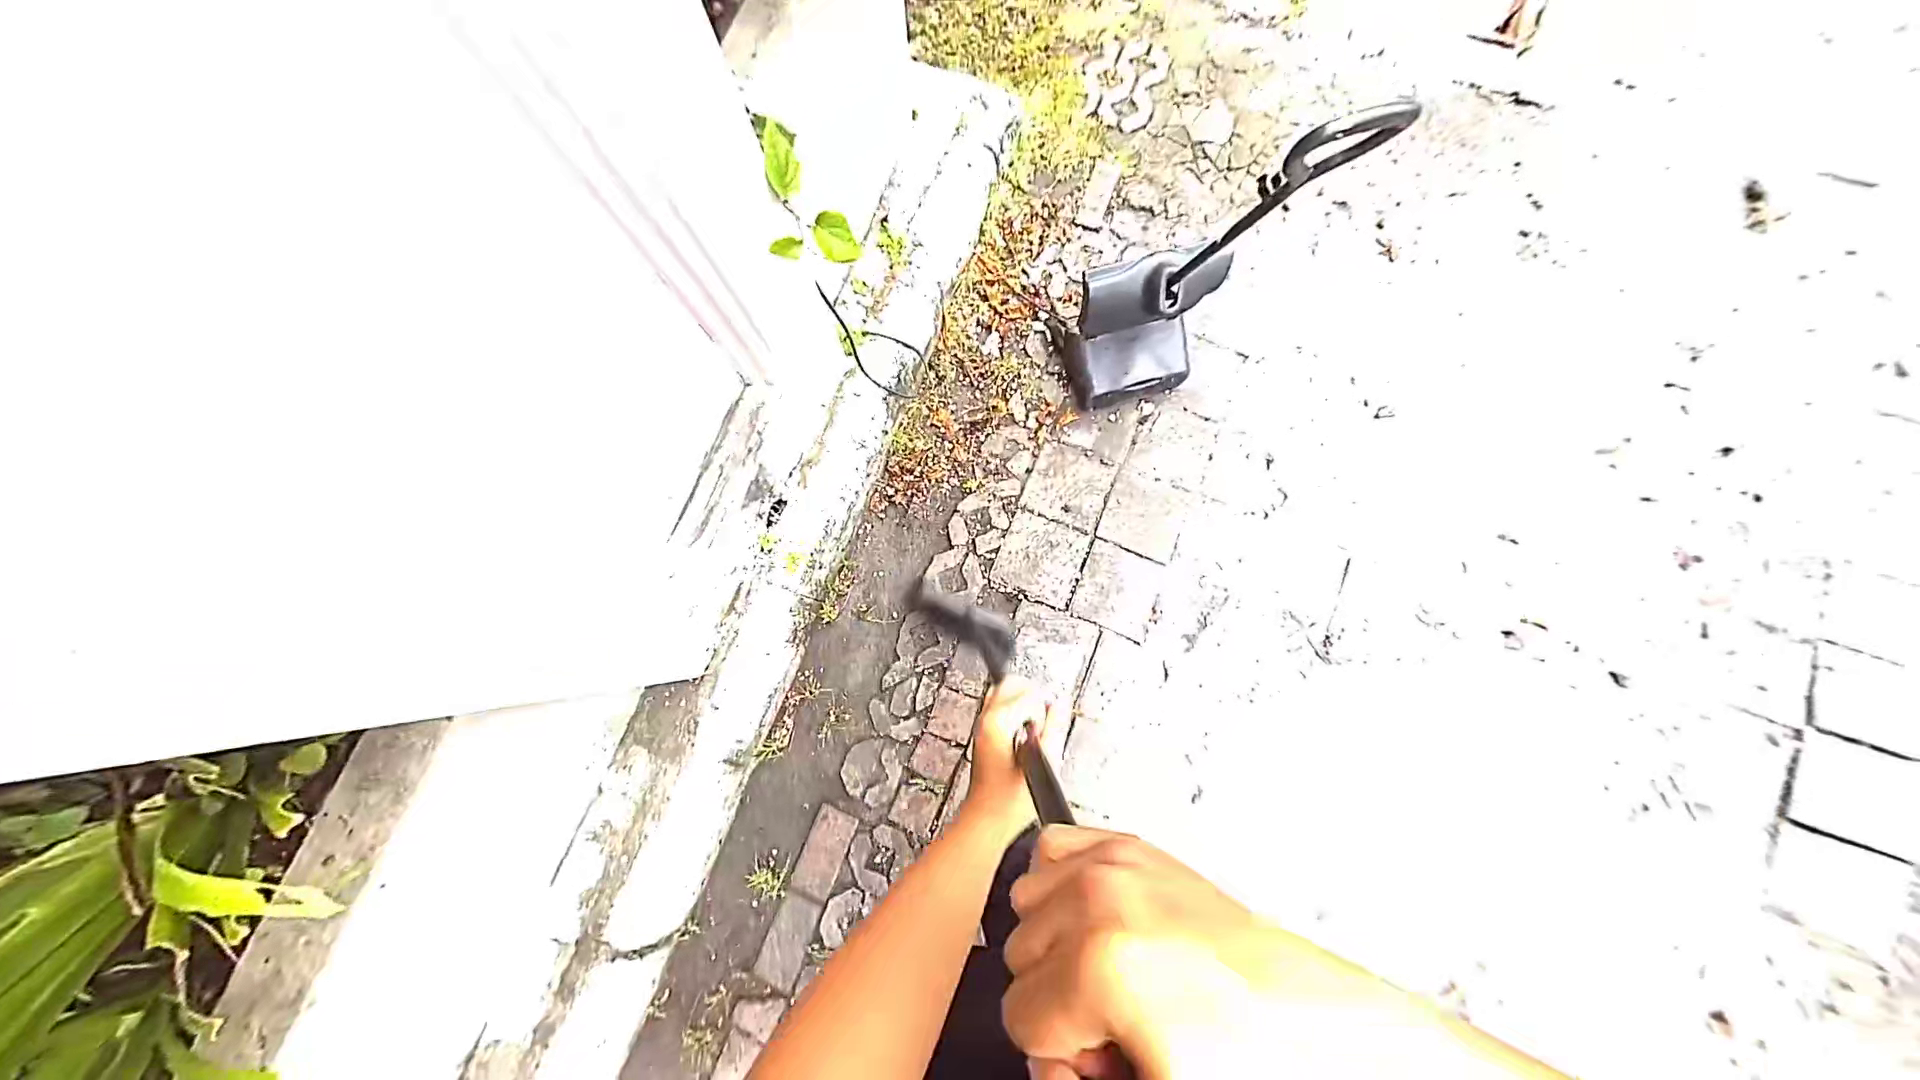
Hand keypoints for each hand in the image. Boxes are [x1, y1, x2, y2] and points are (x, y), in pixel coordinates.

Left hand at [958, 678, 1059, 844]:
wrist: (987, 819)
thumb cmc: (1009, 800)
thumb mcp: (1044, 763)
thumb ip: (1055, 728)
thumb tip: (1060, 705)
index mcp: (998, 721)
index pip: (1029, 693)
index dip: (1045, 709)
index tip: (1049, 727)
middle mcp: (986, 718)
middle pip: (1012, 683)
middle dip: (1033, 697)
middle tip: (1044, 722)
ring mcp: (982, 725)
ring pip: (1005, 692)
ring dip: (1024, 704)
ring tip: (1035, 731)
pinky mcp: (984, 733)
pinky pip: (1001, 708)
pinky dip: (1016, 713)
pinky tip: (1025, 736)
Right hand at [1002, 828, 1572, 1079]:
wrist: (1320, 1026)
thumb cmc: (1252, 1064)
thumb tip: (1046, 1059)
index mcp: (1100, 965)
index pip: (1017, 1016)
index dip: (1059, 1055)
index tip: (1101, 1059)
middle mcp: (1099, 897)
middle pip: (1019, 954)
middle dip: (1058, 997)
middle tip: (1114, 1022)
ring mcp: (1116, 861)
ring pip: (1028, 901)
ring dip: (1057, 940)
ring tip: (1112, 973)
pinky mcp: (1131, 845)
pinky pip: (1054, 851)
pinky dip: (1062, 885)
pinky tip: (1101, 922)